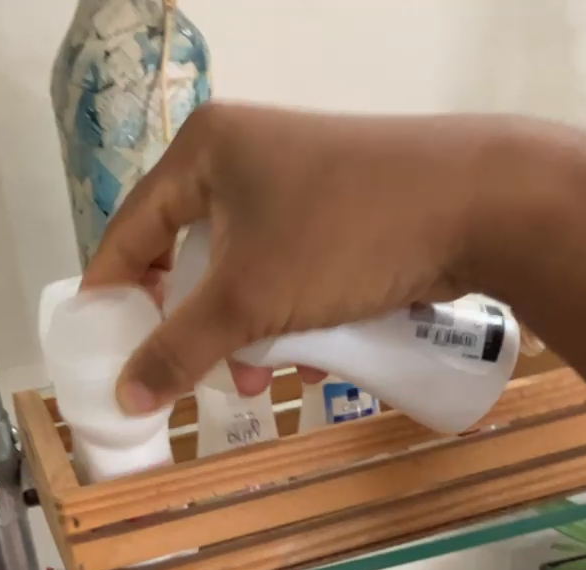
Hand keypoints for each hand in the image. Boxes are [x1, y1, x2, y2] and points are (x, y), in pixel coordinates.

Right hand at [82, 103, 519, 413]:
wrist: (485, 206)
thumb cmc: (342, 237)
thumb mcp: (247, 301)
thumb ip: (177, 351)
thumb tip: (125, 400)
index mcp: (203, 153)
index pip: (129, 231)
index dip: (110, 294)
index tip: (99, 349)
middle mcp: (241, 158)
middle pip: (185, 258)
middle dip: (192, 327)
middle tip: (185, 373)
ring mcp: (292, 184)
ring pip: (238, 275)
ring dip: (242, 335)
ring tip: (257, 381)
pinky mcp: (332, 212)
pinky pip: (282, 273)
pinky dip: (284, 318)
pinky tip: (307, 356)